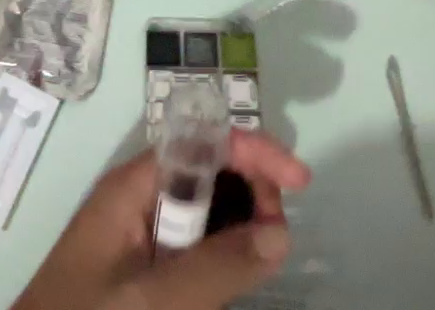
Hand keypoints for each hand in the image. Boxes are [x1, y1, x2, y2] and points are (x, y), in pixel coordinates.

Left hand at [12, 130, 309, 309]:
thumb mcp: (152, 300)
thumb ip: (217, 267)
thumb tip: (281, 233)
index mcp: (134, 186)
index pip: (204, 141)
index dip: (254, 151)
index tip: (300, 183)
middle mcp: (138, 198)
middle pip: (210, 173)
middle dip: (252, 196)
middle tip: (275, 244)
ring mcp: (138, 233)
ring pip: (206, 213)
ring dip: (239, 230)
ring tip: (256, 266)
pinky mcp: (140, 268)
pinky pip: (190, 248)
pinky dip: (218, 258)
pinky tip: (226, 285)